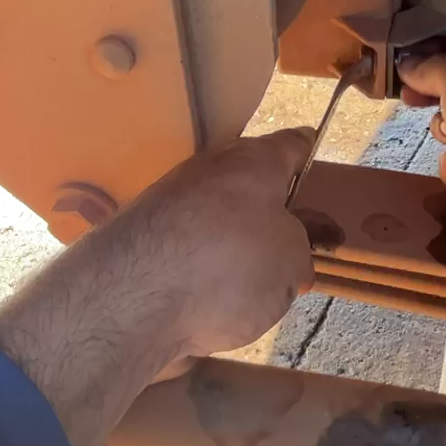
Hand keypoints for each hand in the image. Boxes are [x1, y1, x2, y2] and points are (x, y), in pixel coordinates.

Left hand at [105, 127, 314, 362]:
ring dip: (242, 243)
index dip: (308, 151)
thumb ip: (298, 252)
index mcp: (254, 162)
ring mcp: (171, 201)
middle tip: (302, 246)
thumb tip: (287, 256)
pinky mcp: (143, 237)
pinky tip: (214, 302)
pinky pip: (190, 247)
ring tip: (260, 289)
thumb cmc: (229, 266)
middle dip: (277, 211)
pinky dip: (207, 268)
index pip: (292, 144)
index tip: (315, 151)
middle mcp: (211, 170)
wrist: (130, 296)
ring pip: (221, 218)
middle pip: (253, 184)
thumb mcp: (291, 262)